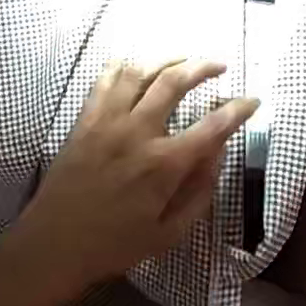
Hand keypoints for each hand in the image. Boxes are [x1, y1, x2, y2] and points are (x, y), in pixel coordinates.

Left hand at [5, 58, 257, 296]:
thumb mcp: (169, 233)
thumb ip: (199, 193)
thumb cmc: (114, 246)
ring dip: (166, 58)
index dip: (239, 110)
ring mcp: (106, 122)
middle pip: (174, 82)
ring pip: (139, 71)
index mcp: (163, 165)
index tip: (252, 101)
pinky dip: (123, 65)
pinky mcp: (84, 121)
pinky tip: (137, 65)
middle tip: (219, 65)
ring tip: (183, 59)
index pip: (213, 127)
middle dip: (203, 67)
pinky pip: (104, 80)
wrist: (52, 246)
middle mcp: (137, 133)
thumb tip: (217, 156)